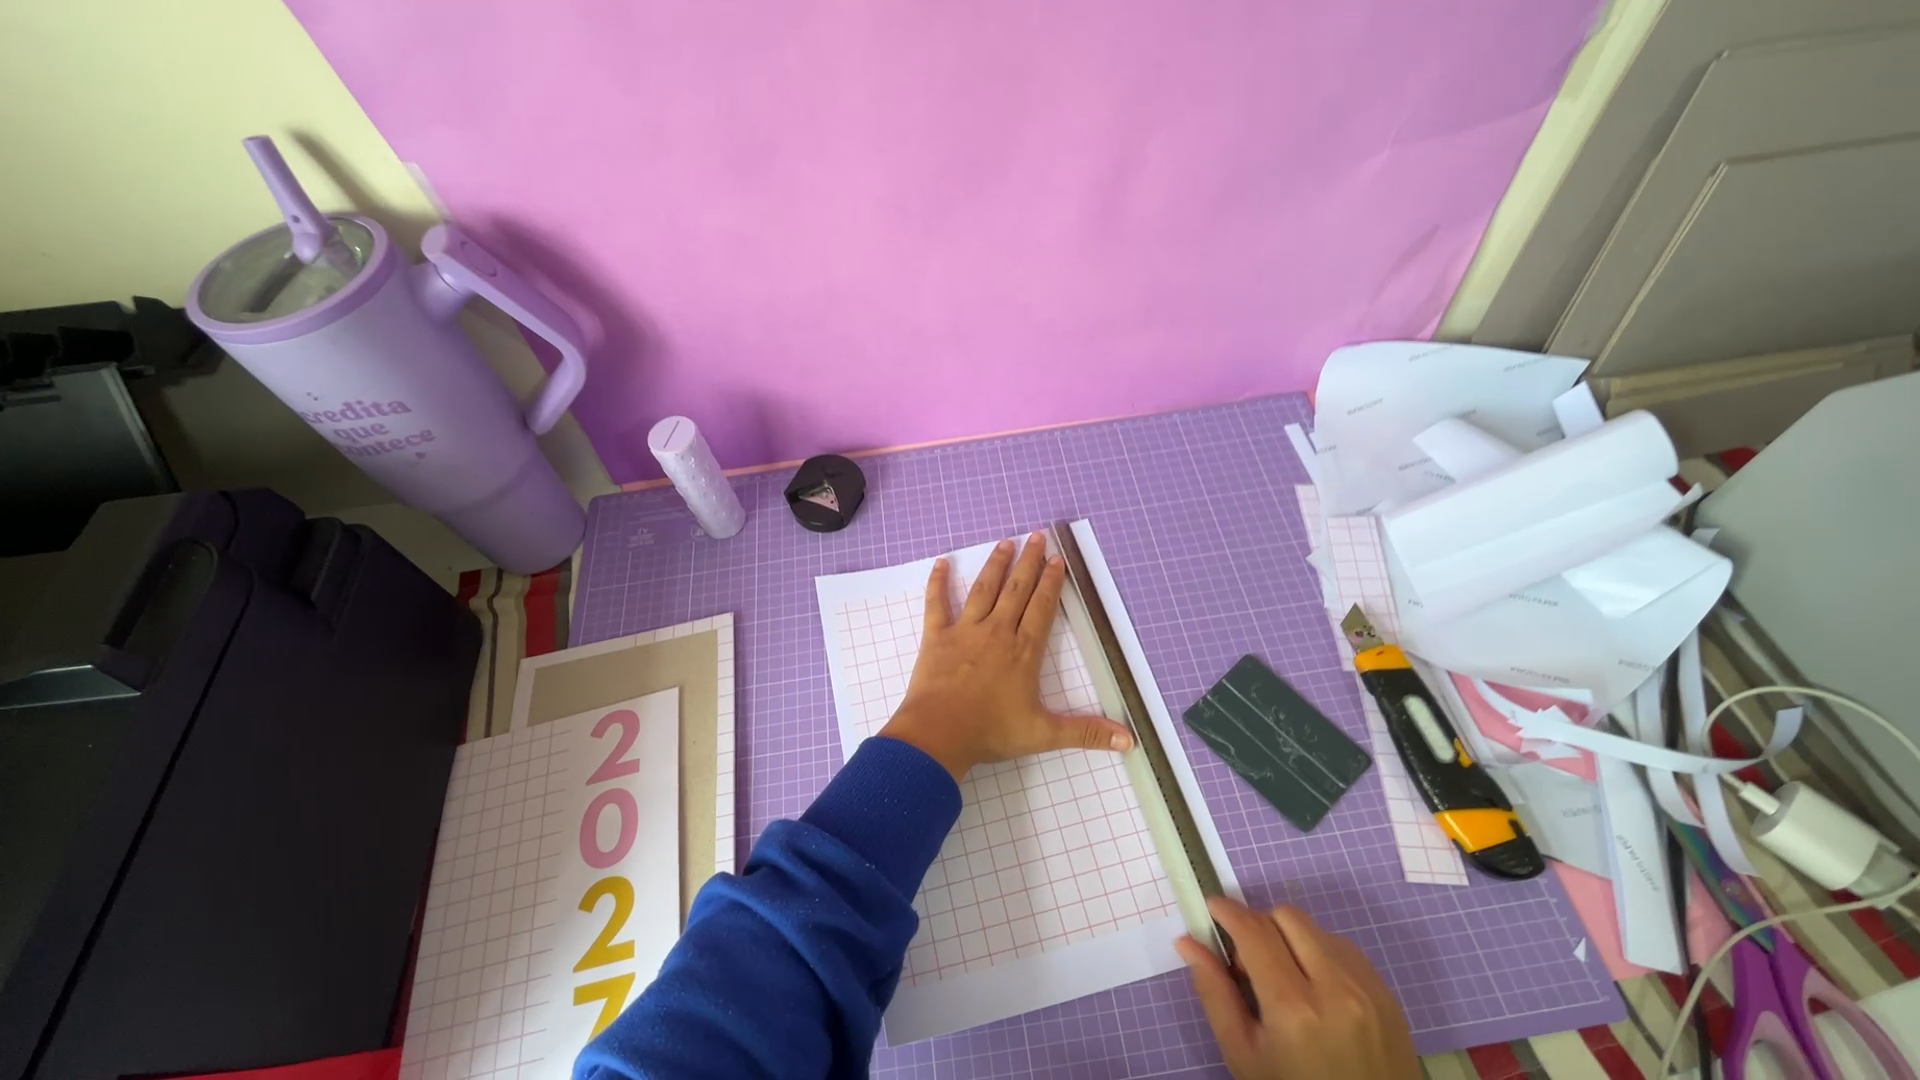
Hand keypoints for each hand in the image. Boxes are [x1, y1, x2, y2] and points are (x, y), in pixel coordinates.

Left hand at [879, 531, 1134, 779]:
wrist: (939, 734)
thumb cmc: (991, 732)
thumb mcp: (1044, 734)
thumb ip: (1086, 733)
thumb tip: (1129, 740)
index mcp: (1024, 651)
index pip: (1042, 608)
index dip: (1051, 582)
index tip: (1057, 559)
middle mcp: (997, 632)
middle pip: (1016, 590)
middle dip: (1028, 562)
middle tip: (1036, 536)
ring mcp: (964, 631)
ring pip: (983, 590)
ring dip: (995, 565)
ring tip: (1005, 542)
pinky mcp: (936, 637)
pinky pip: (936, 603)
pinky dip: (937, 582)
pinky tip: (941, 563)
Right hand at [1175, 897, 1419, 1079]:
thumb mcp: (1244, 1055)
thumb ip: (1214, 994)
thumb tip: (1188, 942)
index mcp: (1293, 1008)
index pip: (1254, 932)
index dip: (1228, 912)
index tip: (1213, 908)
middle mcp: (1334, 988)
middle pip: (1286, 917)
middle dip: (1259, 926)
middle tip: (1248, 960)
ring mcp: (1367, 988)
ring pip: (1316, 929)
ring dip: (1290, 940)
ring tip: (1285, 980)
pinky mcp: (1387, 992)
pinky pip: (1344, 948)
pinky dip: (1320, 954)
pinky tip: (1315, 990)